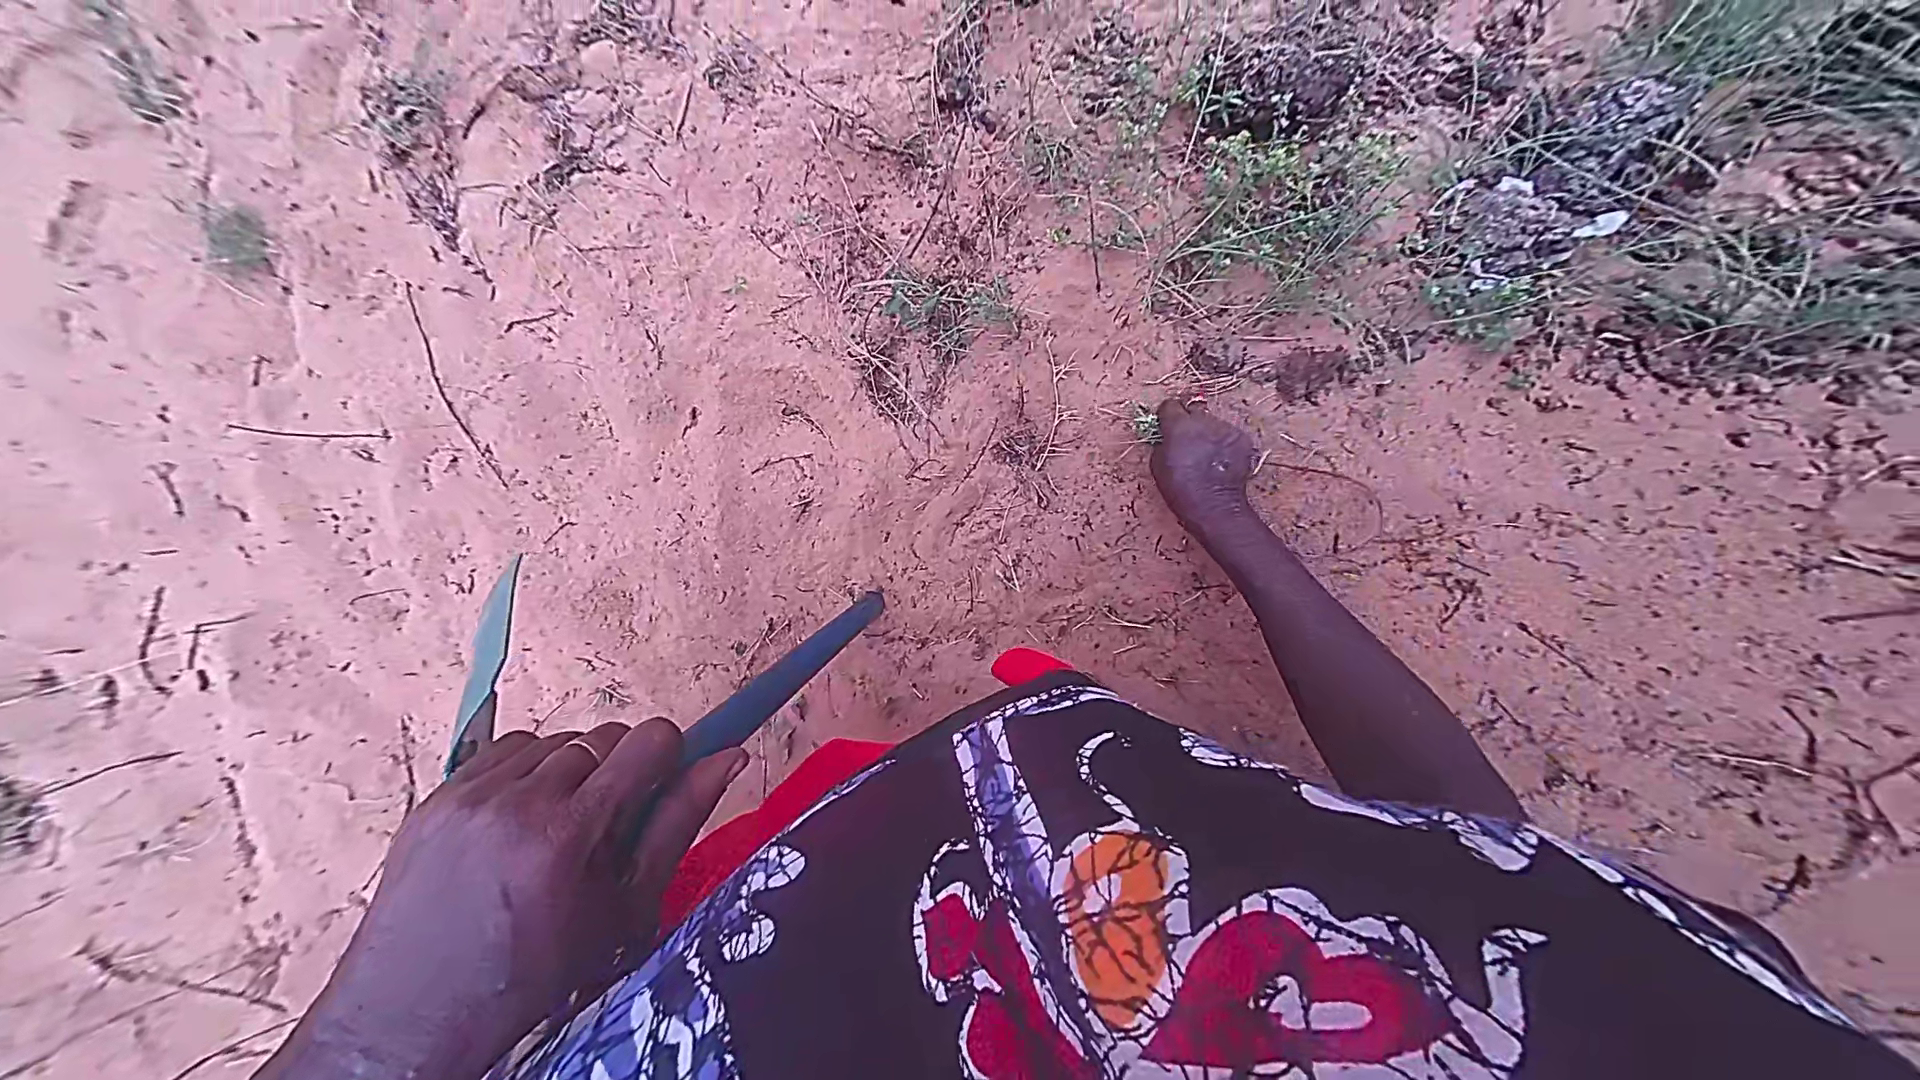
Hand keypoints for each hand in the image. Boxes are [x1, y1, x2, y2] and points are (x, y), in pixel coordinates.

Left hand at [258, 720, 747, 1079]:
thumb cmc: (539, 975)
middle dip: (621, 767)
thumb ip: (681, 819)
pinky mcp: (437, 796)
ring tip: (560, 824)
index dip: (668, 756)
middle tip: (606, 821)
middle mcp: (518, 802)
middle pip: (607, 734)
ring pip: (562, 739)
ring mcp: (469, 796)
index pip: (650, 738)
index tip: (658, 788)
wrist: (411, 1025)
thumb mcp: (629, 906)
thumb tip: (731, 756)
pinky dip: (531, 769)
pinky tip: (523, 817)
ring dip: (575, 769)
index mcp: (570, 834)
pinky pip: (511, 748)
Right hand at [1150, 399, 1256, 534]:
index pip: (1170, 405)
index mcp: (1178, 425)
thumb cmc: (1179, 489)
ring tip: (1205, 456)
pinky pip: (1228, 435)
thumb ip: (1162, 442)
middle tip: (1187, 442)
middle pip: (1193, 411)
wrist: (1213, 505)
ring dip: (1207, 433)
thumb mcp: (1157, 464)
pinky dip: (1224, 444)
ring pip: (1212, 423)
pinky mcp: (1242, 439)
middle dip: (1189, 423)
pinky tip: (1219, 461)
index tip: (1167, 425)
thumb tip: (1166, 436)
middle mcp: (1203, 421)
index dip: (1167, 416)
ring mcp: (1225, 429)